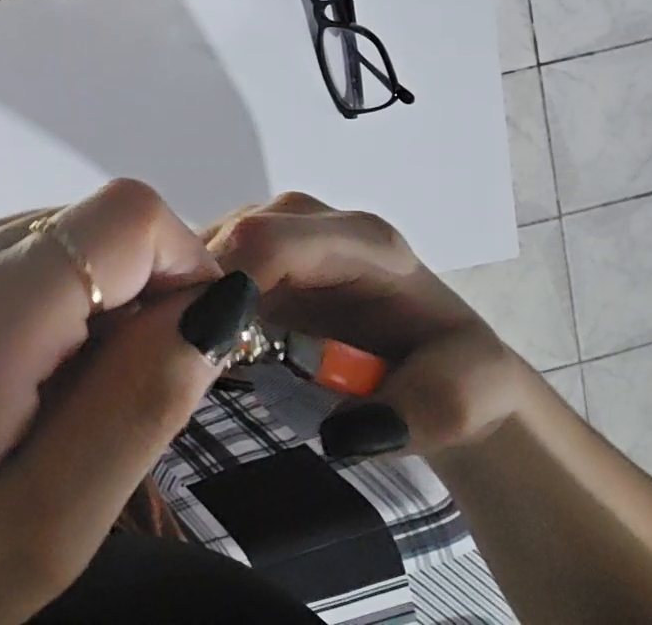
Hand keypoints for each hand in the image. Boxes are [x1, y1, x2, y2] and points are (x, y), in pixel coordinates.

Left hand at [0, 180, 259, 624]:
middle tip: (120, 400)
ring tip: (66, 401)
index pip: (129, 216)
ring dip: (96, 303)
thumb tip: (213, 310)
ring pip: (61, 235)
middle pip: (95, 223)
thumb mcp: (52, 518)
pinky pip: (16, 255)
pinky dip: (51, 301)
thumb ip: (139, 402)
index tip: (186, 355)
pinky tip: (27, 379)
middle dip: (142, 296)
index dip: (186, 268)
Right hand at [207, 192, 527, 457]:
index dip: (226, 286)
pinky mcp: (245, 247)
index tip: (202, 347)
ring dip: (185, 295)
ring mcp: (271, 227)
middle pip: (225, 239)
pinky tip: (187, 331)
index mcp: (362, 239)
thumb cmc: (454, 378)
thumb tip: (336, 432)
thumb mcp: (468, 400)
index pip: (268, 241)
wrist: (441, 367)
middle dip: (196, 293)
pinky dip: (183, 293)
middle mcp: (308, 218)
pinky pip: (196, 259)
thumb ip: (424, 413)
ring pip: (200, 246)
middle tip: (186, 355)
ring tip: (185, 348)